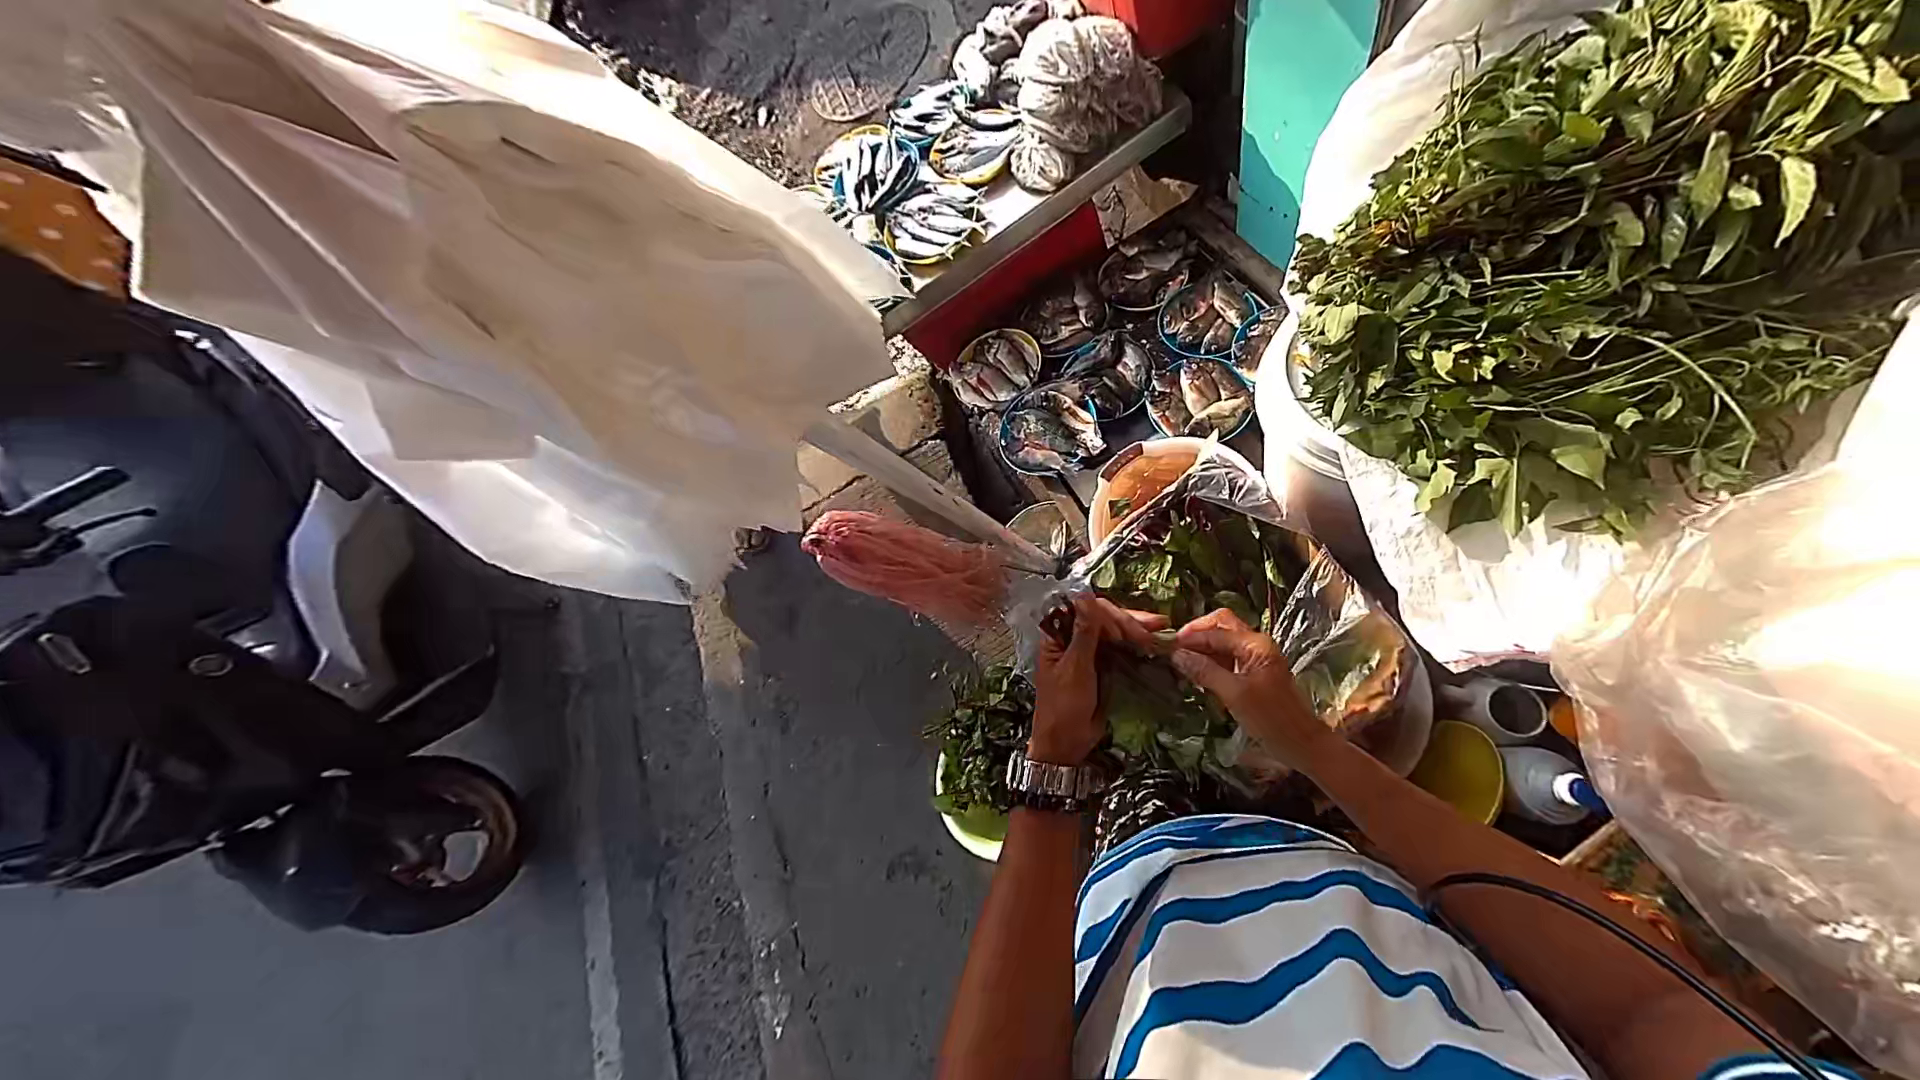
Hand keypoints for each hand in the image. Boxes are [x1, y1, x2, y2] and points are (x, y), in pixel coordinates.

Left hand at [1029, 593, 1167, 765]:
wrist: (1065, 742)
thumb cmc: (1063, 706)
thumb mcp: (1075, 668)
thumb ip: (1084, 633)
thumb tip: (1085, 597)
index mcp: (1057, 634)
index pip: (1085, 609)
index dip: (1109, 614)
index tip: (1131, 629)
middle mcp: (1072, 637)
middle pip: (1102, 617)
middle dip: (1129, 621)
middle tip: (1158, 627)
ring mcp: (1087, 650)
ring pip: (1114, 631)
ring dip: (1137, 629)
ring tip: (1163, 630)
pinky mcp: (1101, 663)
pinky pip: (1119, 647)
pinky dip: (1136, 644)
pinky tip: (1154, 642)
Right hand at [1170, 608, 1331, 768]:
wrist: (1302, 744)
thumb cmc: (1271, 719)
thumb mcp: (1234, 694)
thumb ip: (1205, 671)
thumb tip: (1177, 655)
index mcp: (1255, 644)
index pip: (1215, 630)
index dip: (1189, 637)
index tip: (1166, 648)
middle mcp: (1256, 644)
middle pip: (1220, 626)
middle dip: (1196, 636)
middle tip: (1175, 651)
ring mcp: (1255, 657)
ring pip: (1222, 641)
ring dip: (1202, 649)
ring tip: (1182, 664)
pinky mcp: (1253, 672)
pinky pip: (1226, 657)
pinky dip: (1210, 662)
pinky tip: (1198, 675)